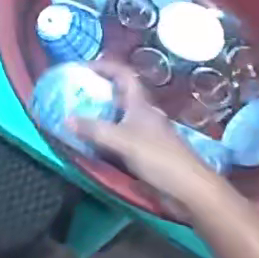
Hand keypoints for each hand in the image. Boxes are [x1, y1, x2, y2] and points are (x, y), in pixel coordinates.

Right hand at [72, 62, 225, 213]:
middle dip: (98, 91)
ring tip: (78, 118)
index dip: (104, 66)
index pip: (122, 73)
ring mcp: (147, 134)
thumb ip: (93, 129)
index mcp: (140, 103)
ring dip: (101, 115)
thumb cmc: (158, 158)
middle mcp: (144, 114)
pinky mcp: (148, 153)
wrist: (191, 191)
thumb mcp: (121, 141)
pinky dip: (107, 137)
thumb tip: (66, 119)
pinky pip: (122, 137)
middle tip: (75, 94)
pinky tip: (94, 144)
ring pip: (120, 117)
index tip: (82, 68)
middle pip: (120, 94)